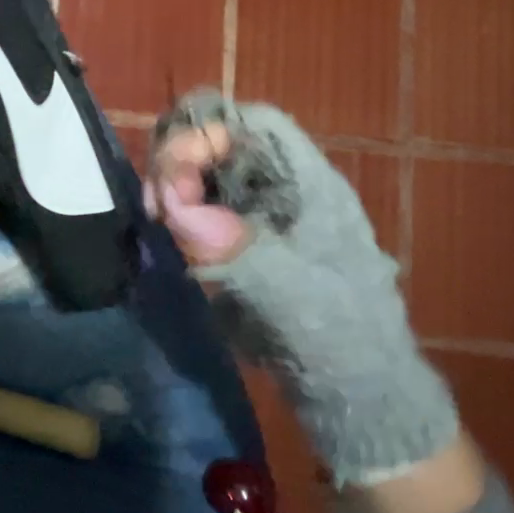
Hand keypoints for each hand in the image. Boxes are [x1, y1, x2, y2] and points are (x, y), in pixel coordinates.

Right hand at [141, 89, 466, 502]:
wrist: (357, 388)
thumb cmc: (337, 334)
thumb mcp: (288, 292)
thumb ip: (231, 246)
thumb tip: (174, 205)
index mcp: (309, 183)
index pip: (254, 124)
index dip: (207, 131)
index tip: (175, 174)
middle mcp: (284, 182)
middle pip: (221, 136)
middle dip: (179, 155)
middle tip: (156, 201)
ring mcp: (262, 206)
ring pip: (206, 164)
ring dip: (173, 180)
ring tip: (157, 216)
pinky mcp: (244, 230)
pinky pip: (202, 197)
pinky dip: (178, 204)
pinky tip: (167, 228)